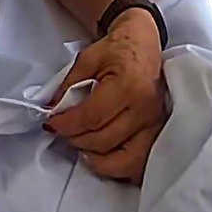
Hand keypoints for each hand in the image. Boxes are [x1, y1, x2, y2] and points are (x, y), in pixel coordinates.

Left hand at [45, 7, 167, 181]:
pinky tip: (101, 154)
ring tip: (80, 142)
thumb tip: (54, 111)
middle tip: (64, 129)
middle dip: (75, 138)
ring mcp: (155, 126)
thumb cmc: (117, 50)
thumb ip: (68, 86)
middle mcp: (145, 110)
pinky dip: (116, 166)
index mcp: (128, 86)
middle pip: (102, 141)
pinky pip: (137, 165)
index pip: (91, 118)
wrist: (144, 45)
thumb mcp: (87, 59)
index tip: (52, 122)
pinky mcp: (158, 135)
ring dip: (94, 157)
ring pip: (121, 162)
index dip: (66, 124)